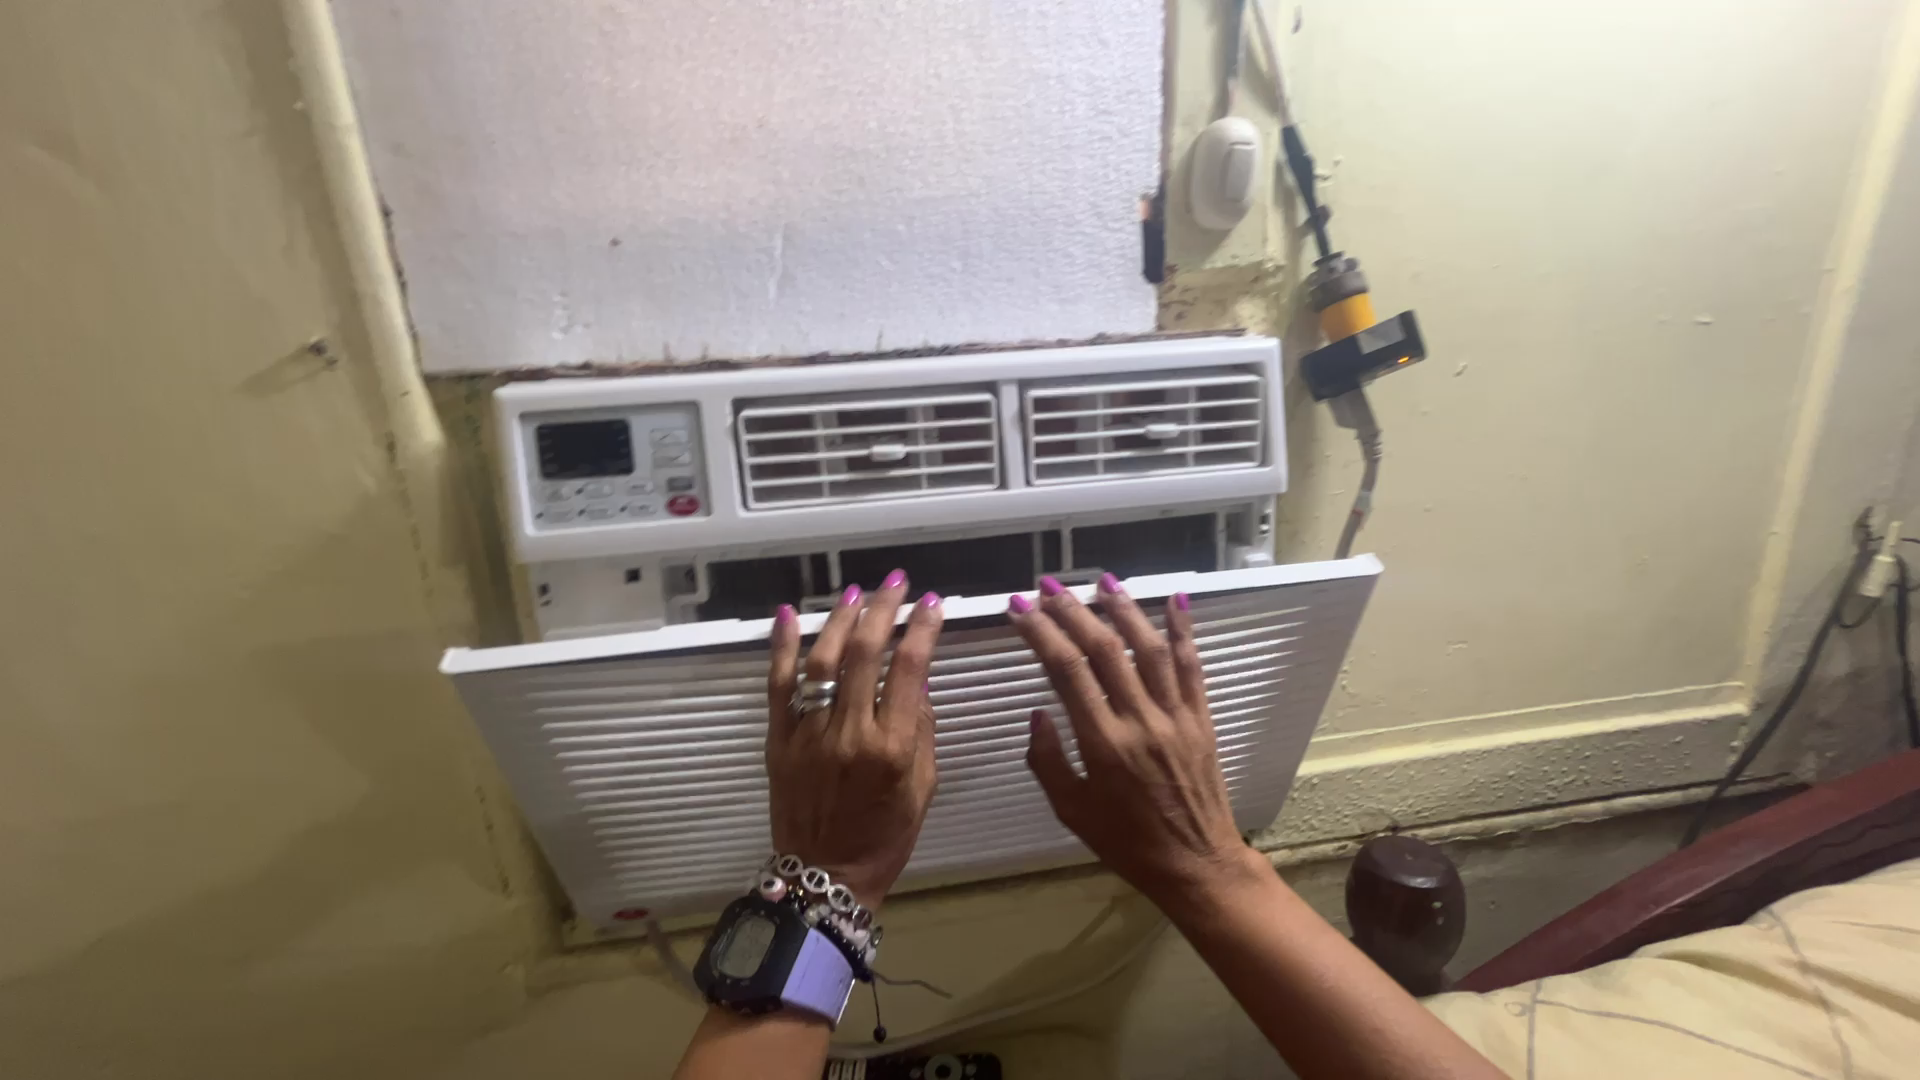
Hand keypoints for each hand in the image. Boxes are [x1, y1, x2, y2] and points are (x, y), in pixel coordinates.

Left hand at [765, 571, 944, 908]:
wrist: (824, 877)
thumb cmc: (885, 836)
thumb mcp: (923, 787)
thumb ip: (921, 727)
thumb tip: (916, 675)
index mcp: (891, 747)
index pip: (909, 669)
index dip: (923, 629)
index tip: (932, 603)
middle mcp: (849, 733)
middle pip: (864, 654)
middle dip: (884, 609)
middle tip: (897, 583)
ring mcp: (807, 734)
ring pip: (822, 661)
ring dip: (841, 619)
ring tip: (857, 592)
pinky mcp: (777, 740)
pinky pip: (778, 686)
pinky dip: (782, 647)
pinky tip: (790, 614)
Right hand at [1011, 575, 1258, 907]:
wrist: (1197, 864)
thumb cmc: (1127, 842)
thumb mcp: (1072, 811)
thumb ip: (1048, 760)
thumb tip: (1038, 712)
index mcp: (1104, 743)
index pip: (1066, 672)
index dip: (1040, 633)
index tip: (1019, 608)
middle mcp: (1141, 720)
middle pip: (1103, 649)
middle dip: (1072, 610)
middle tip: (1047, 585)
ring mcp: (1176, 716)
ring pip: (1148, 648)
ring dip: (1124, 608)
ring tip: (1102, 579)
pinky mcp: (1200, 717)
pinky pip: (1191, 666)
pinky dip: (1183, 629)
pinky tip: (1176, 598)